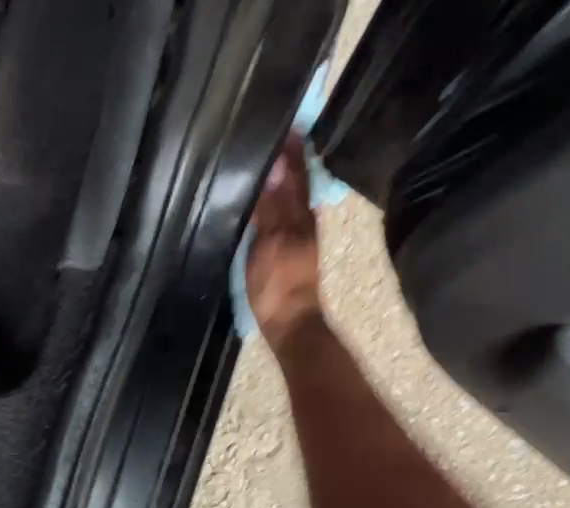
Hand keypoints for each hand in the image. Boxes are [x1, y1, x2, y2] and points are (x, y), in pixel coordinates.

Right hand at [245, 136, 323, 347]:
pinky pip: (283, 217)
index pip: (295, 171)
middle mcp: (302, 221)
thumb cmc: (279, 285)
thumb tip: (275, 166)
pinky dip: (276, 202)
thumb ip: (272, 206)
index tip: (285, 121)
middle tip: (276, 135)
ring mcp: (297, 238)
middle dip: (288, 159)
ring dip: (282, 179)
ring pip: (291, 198)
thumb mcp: (271, 242)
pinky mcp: (288, 254)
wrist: (291, 324)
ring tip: (268, 161)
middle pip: (296, 182)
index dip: (291, 148)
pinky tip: (266, 202)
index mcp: (299, 214)